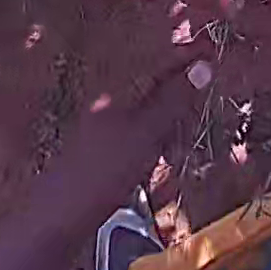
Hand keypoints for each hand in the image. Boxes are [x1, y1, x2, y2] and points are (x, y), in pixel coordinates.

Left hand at [18, 55, 211, 243]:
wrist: (57, 219)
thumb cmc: (101, 171)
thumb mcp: (145, 134)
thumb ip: (173, 99)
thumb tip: (203, 66)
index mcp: (118, 86)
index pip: (159, 60)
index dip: (186, 55)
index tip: (214, 50)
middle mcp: (111, 98)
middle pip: (157, 85)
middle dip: (181, 99)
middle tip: (193, 122)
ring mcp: (107, 123)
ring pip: (152, 113)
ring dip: (171, 127)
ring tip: (175, 152)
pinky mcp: (106, 148)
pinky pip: (141, 135)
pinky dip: (156, 145)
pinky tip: (159, 165)